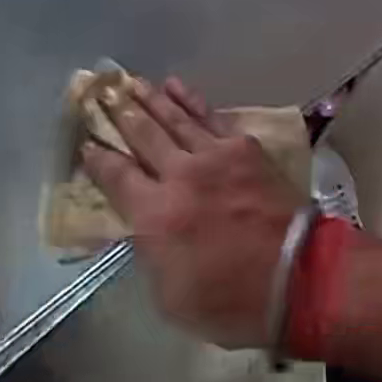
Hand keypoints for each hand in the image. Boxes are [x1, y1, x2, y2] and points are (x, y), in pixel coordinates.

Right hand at [81, 76, 306, 348]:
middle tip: (104, 94)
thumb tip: (143, 223)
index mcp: (156, 215)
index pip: (117, 177)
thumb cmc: (229, 299)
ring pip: (174, 118)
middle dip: (120, 114)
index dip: (98, 158)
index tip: (86, 142)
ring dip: (151, 99)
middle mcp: (180, 175)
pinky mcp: (242, 146)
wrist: (294, 274)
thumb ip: (151, 250)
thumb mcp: (170, 294)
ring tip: (133, 82)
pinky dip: (190, 99)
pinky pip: (209, 115)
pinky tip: (176, 86)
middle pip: (143, 136)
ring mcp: (214, 154)